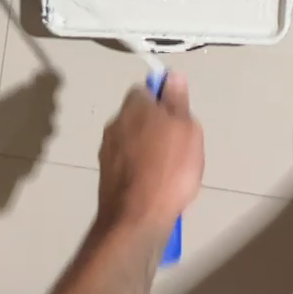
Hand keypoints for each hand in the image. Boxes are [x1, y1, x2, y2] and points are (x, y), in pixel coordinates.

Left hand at [97, 74, 203, 237]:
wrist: (136, 218)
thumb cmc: (169, 168)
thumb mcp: (186, 128)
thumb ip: (178, 100)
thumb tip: (173, 76)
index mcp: (134, 105)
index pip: (146, 90)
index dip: (164, 101)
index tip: (179, 118)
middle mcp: (115, 122)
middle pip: (138, 116)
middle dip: (156, 127)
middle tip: (179, 146)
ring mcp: (107, 150)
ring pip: (132, 141)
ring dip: (147, 149)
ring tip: (169, 171)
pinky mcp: (106, 175)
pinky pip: (128, 164)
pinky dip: (140, 169)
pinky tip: (155, 186)